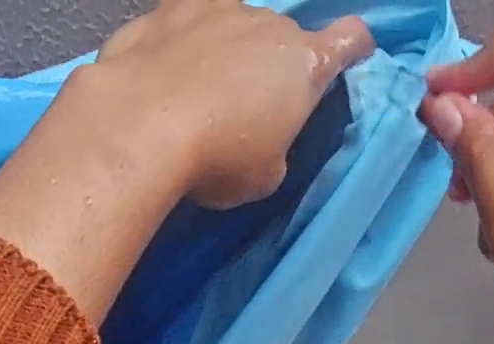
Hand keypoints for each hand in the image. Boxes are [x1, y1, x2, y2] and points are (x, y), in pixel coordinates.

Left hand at [87, 0, 374, 208]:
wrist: (141, 127)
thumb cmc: (218, 160)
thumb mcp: (265, 176)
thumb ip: (275, 146)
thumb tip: (259, 135)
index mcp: (304, 65)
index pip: (349, 40)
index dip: (351, 50)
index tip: (345, 61)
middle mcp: (266, 24)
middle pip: (280, 38)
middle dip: (269, 67)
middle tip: (244, 111)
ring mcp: (215, 8)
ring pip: (231, 25)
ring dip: (223, 51)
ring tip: (197, 92)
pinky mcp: (165, 10)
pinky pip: (182, 25)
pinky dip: (178, 47)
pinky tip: (160, 77)